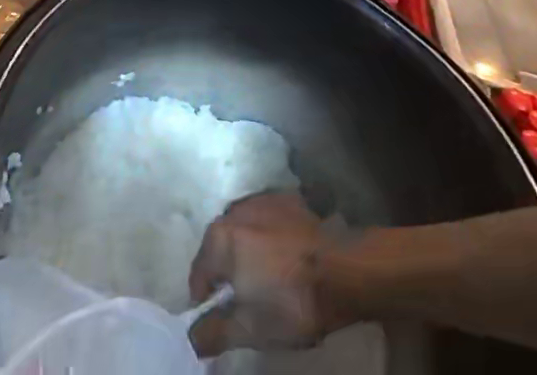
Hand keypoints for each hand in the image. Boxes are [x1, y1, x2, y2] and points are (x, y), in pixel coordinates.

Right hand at [186, 190, 342, 355]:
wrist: (346, 269)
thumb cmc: (292, 301)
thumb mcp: (250, 330)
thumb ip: (212, 333)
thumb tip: (191, 336)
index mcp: (217, 239)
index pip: (199, 276)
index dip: (209, 303)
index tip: (229, 320)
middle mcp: (232, 211)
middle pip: (220, 251)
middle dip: (231, 275)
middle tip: (254, 302)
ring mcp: (260, 200)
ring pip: (244, 234)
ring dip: (250, 253)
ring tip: (275, 278)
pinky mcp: (286, 199)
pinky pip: (268, 222)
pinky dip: (271, 237)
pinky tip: (290, 256)